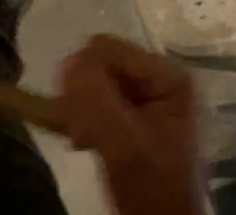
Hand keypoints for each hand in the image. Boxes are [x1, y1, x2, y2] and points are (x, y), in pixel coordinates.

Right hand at [60, 35, 205, 214]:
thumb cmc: (151, 187)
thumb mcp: (124, 143)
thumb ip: (96, 98)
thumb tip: (68, 62)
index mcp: (167, 75)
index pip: (105, 49)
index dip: (84, 77)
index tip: (78, 118)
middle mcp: (158, 75)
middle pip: (98, 61)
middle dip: (82, 95)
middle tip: (79, 132)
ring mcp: (145, 92)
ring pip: (92, 78)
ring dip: (80, 108)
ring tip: (83, 139)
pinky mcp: (131, 108)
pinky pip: (94, 94)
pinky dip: (83, 115)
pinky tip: (86, 139)